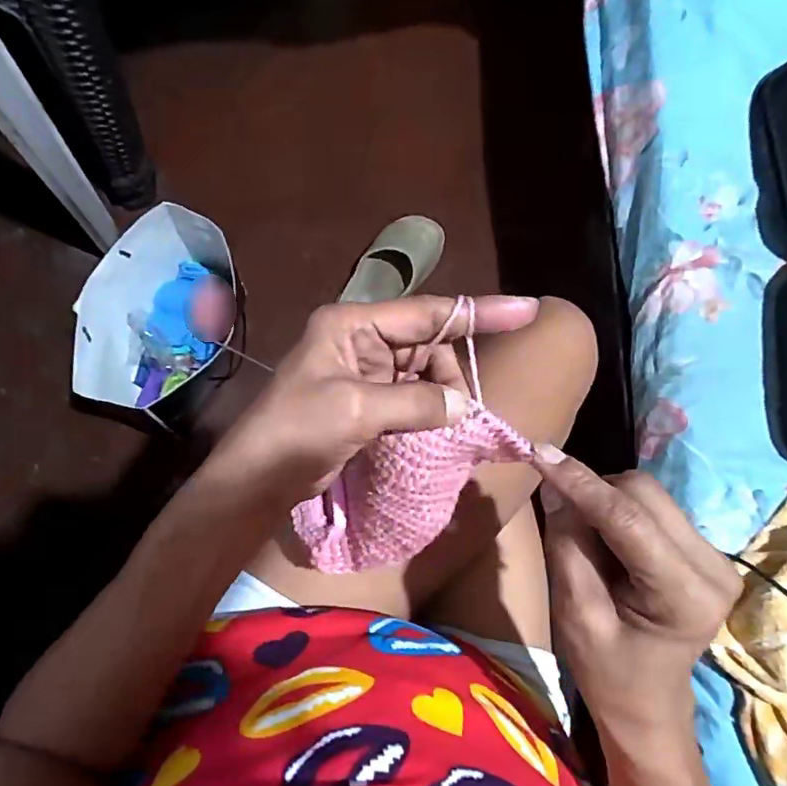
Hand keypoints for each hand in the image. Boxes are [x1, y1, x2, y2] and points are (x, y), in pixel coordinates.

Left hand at [204, 295, 539, 507]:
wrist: (257, 476)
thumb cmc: (297, 431)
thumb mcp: (356, 410)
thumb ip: (415, 402)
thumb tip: (463, 407)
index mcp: (351, 325)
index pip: (427, 312)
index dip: (478, 311)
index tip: (529, 309)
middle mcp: (358, 340)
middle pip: (427, 343)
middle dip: (451, 373)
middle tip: (464, 410)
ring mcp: (360, 372)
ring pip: (421, 373)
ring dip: (440, 397)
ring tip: (450, 424)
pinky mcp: (362, 402)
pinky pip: (408, 398)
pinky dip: (426, 411)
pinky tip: (440, 427)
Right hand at [535, 451, 740, 737]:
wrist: (646, 702)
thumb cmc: (606, 671)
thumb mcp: (575, 615)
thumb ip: (567, 548)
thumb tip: (555, 487)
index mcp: (686, 594)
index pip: (628, 520)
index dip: (581, 483)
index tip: (539, 453)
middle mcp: (713, 566)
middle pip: (643, 494)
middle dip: (592, 493)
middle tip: (559, 519)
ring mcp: (714, 555)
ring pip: (647, 495)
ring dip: (603, 501)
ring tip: (583, 541)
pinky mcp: (702, 549)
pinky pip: (651, 507)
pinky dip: (616, 511)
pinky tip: (604, 544)